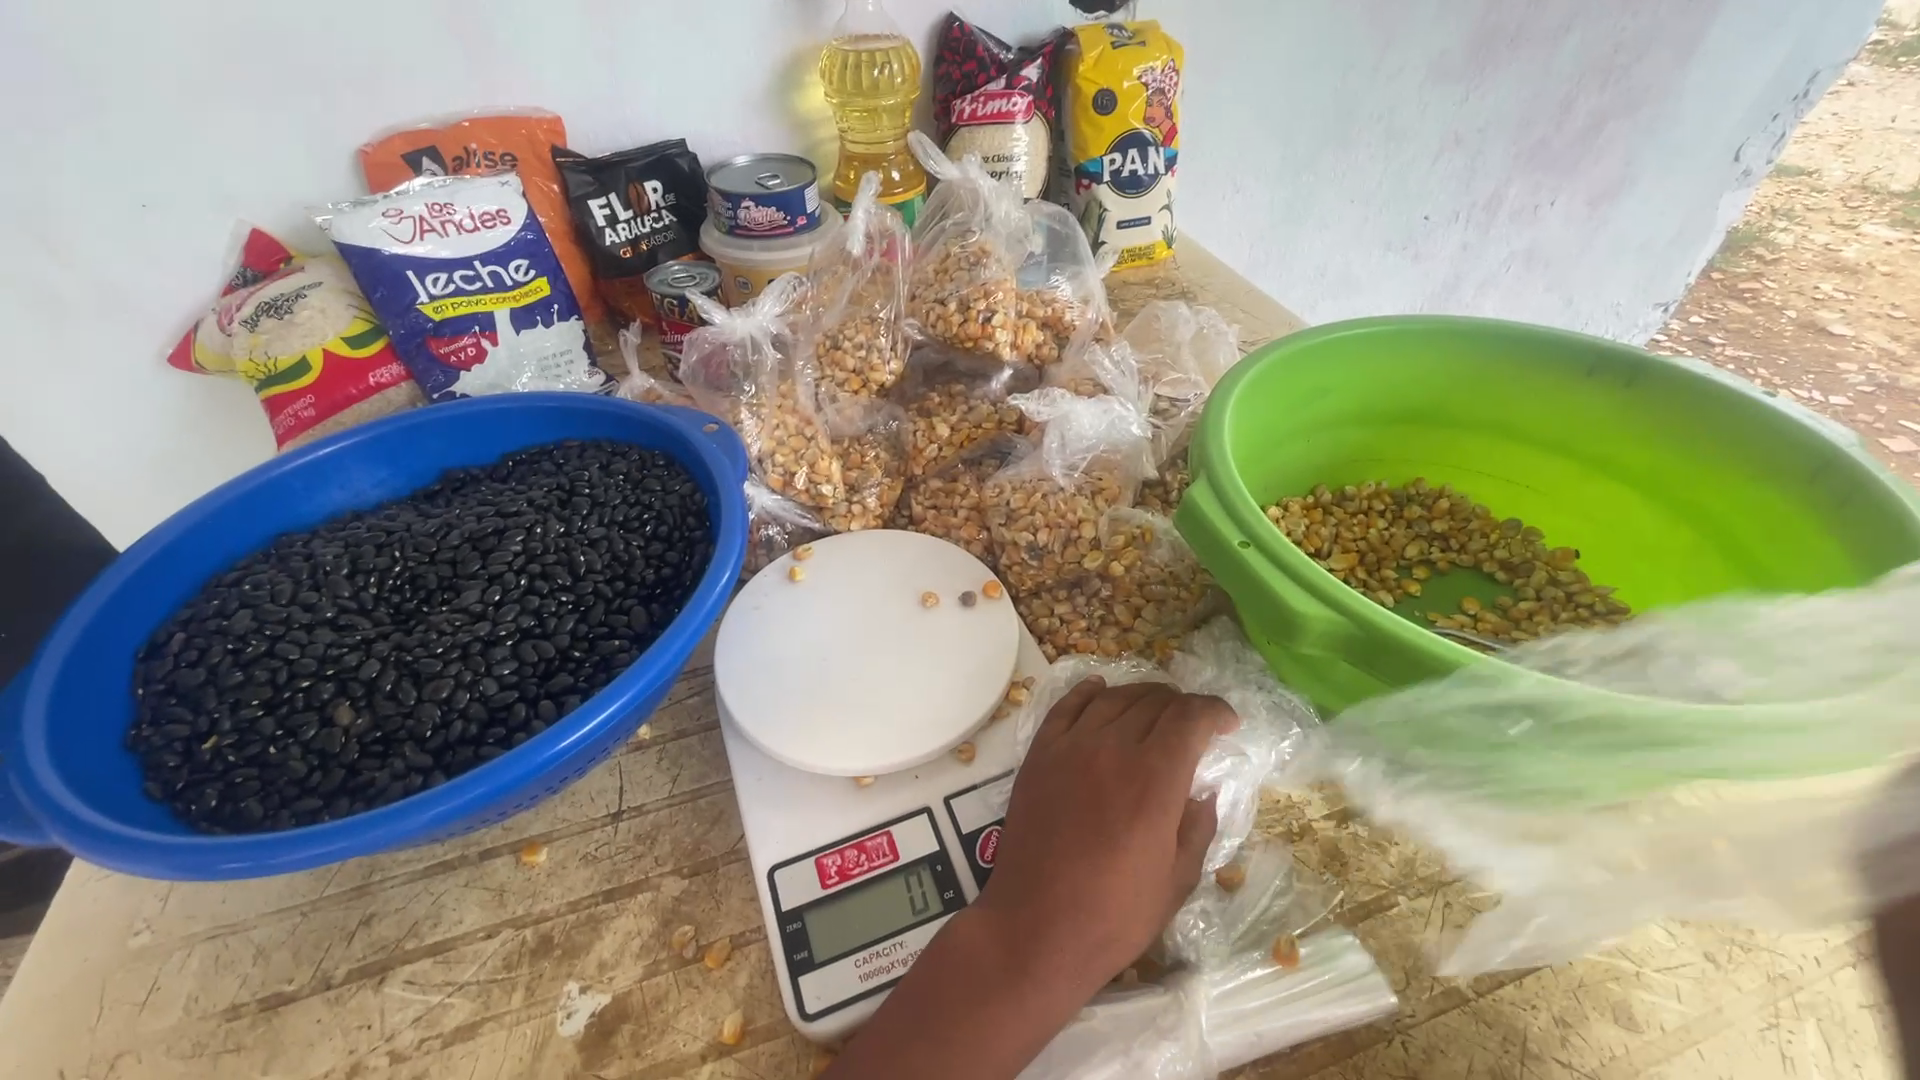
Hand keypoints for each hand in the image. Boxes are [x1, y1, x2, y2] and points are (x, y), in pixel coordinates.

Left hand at [823, 678, 1237, 1079]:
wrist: (1035, 927)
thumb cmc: (1114, 915)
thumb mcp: (1177, 880)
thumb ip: (1197, 827)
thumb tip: (1205, 792)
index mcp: (1154, 777)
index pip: (1190, 717)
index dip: (1215, 711)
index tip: (1228, 723)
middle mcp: (1112, 747)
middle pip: (1154, 701)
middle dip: (1183, 706)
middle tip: (1194, 724)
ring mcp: (1069, 746)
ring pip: (1113, 697)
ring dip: (1142, 696)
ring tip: (1156, 710)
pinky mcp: (1039, 754)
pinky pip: (1066, 706)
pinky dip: (1088, 691)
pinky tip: (1100, 690)